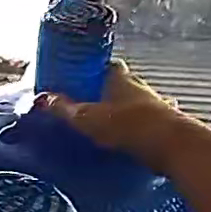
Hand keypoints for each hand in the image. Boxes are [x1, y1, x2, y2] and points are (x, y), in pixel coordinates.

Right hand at [35, 60, 210, 174]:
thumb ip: (63, 109)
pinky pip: (144, 124)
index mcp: (119, 77)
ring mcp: (154, 105)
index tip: (80, 79)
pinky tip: (127, 140)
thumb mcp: (87, 118)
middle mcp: (138, 86)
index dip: (92, 70)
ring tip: (105, 126)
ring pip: (133, 104)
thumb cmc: (127, 125)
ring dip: (122, 112)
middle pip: (119, 85)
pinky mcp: (164, 126)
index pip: (105, 65)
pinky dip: (135, 129)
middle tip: (87, 105)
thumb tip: (40, 98)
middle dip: (105, 93)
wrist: (170, 146)